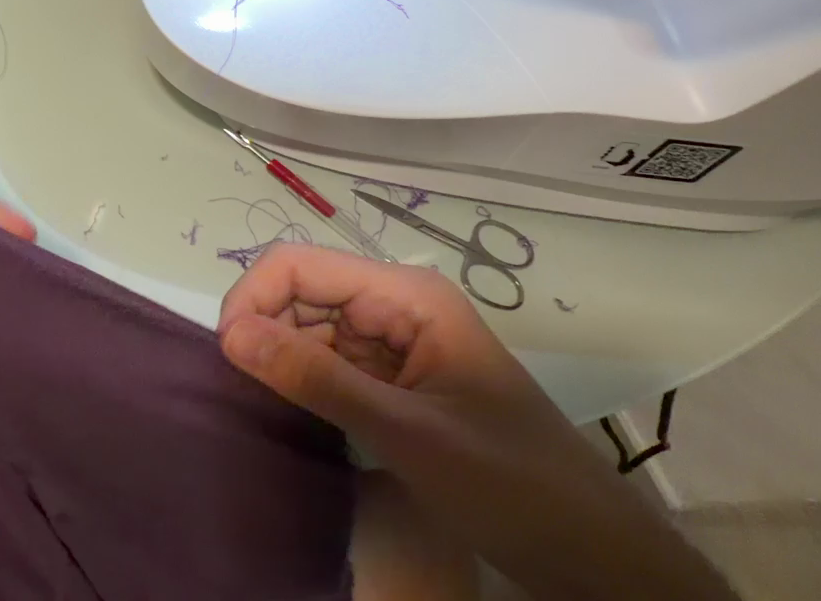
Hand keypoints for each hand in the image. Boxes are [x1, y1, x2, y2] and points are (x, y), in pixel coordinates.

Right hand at [218, 245, 735, 600]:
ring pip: (307, 325)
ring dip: (278, 355)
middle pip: (299, 291)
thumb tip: (228, 334)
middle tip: (245, 387)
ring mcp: (393, 341)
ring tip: (266, 400)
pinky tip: (291, 408)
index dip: (254, 297)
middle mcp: (395, 304)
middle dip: (263, 327)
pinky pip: (326, 359)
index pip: (299, 265)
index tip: (228, 354)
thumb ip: (316, 378)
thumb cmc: (510, 483)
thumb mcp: (407, 432)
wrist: (592, 555)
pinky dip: (299, 378)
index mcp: (406, 295)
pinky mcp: (390, 377)